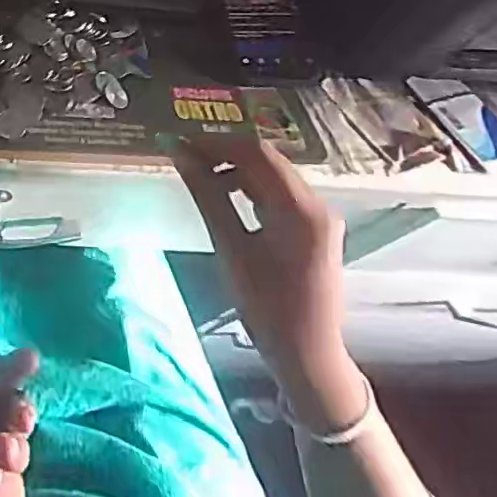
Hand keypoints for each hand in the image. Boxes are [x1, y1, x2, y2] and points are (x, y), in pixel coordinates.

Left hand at [0, 349, 40, 496]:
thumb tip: (0, 373)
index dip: (6, 372)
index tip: (32, 359)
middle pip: (6, 415)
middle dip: (18, 408)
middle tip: (22, 413)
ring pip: (17, 447)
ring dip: (15, 442)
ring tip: (5, 449)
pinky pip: (14, 488)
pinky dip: (5, 480)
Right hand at [172, 136, 364, 431]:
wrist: (307, 354)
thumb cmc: (266, 305)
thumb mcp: (230, 246)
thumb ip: (206, 194)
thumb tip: (179, 153)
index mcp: (301, 207)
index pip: (255, 153)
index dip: (214, 142)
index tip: (178, 143)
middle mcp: (317, 203)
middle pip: (267, 159)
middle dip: (223, 152)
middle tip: (183, 155)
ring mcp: (319, 215)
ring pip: (272, 174)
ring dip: (235, 168)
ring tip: (199, 175)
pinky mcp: (314, 227)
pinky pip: (279, 193)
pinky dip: (250, 187)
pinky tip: (225, 195)